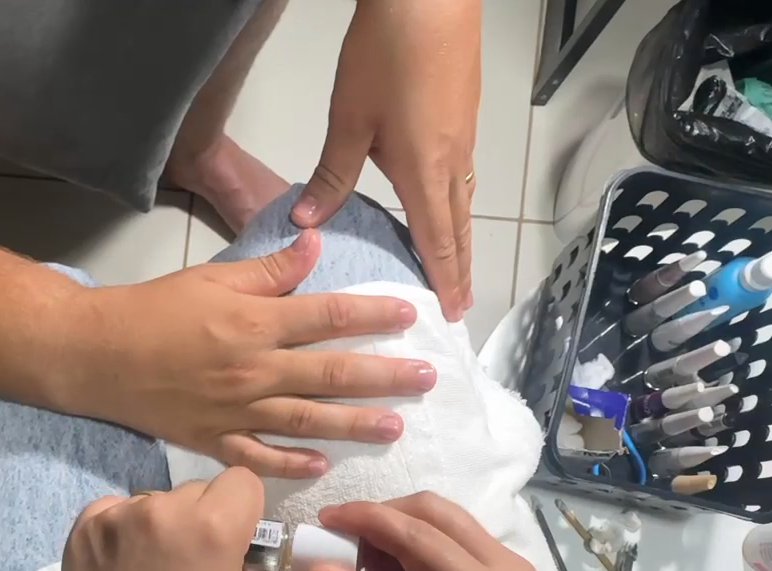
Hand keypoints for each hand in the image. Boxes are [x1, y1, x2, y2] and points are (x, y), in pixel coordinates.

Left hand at [50, 469, 266, 570]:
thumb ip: (243, 562)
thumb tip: (242, 545)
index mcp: (213, 527)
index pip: (242, 480)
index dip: (243, 510)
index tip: (234, 538)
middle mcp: (163, 508)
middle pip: (197, 489)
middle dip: (201, 517)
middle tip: (190, 562)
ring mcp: (116, 515)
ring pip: (155, 501)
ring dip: (160, 524)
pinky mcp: (82, 527)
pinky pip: (116, 512)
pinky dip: (124, 531)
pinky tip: (121, 569)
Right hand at [71, 230, 436, 478]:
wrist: (98, 354)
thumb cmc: (153, 309)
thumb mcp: (211, 276)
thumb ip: (269, 270)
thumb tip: (316, 247)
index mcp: (255, 322)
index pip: (330, 317)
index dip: (374, 316)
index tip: (412, 317)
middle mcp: (254, 370)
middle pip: (332, 375)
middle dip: (384, 377)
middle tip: (425, 381)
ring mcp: (235, 412)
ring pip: (307, 421)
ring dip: (354, 425)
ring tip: (394, 428)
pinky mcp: (213, 441)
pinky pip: (258, 458)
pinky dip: (290, 465)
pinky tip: (322, 467)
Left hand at [293, 0, 481, 320]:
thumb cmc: (388, 54)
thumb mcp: (349, 121)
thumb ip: (331, 177)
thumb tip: (306, 224)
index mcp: (424, 174)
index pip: (437, 244)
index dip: (444, 282)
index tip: (451, 314)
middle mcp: (451, 165)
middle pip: (459, 231)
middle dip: (459, 272)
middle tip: (461, 306)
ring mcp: (463, 140)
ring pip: (464, 205)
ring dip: (460, 242)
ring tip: (455, 269)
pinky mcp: (463, 118)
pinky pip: (463, 180)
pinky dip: (457, 209)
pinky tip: (446, 210)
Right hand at [307, 493, 566, 570]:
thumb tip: (321, 570)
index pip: (417, 536)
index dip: (365, 519)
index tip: (322, 520)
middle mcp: (507, 569)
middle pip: (432, 512)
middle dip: (379, 522)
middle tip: (346, 560)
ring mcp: (514, 564)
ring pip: (443, 518)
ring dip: (397, 535)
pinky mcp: (510, 568)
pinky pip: (455, 535)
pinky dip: (417, 546)